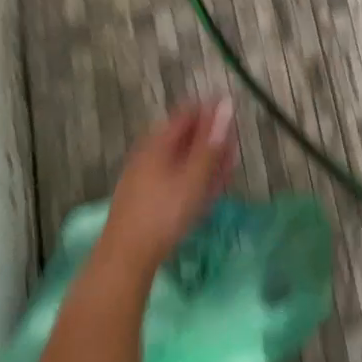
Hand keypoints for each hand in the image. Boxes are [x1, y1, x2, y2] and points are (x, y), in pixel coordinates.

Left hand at [98, 100, 238, 272]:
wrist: (127, 257)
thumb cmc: (165, 212)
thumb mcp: (195, 176)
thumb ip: (212, 141)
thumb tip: (226, 104)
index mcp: (158, 144)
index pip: (187, 113)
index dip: (212, 112)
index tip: (235, 120)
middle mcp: (149, 155)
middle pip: (185, 137)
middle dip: (212, 141)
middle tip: (233, 154)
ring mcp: (145, 177)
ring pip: (181, 159)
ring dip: (206, 162)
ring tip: (225, 174)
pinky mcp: (146, 197)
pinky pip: (175, 177)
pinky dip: (194, 178)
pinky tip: (207, 192)